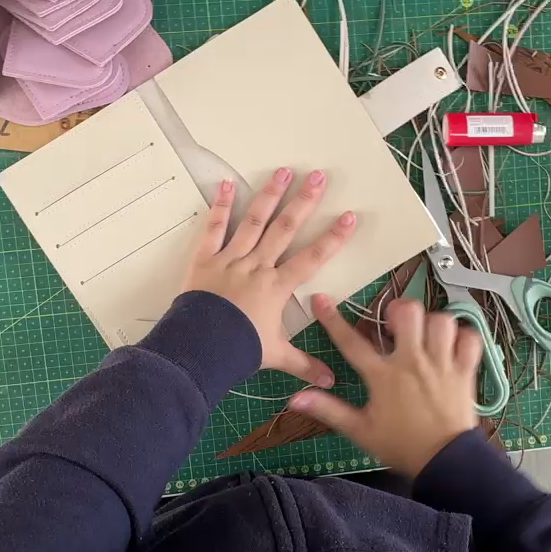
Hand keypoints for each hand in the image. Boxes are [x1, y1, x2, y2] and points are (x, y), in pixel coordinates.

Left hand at [182, 168, 356, 386]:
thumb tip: (330, 381)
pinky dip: (220, 206)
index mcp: (277, 287)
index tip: (350, 217)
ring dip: (269, 195)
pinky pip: (214, 229)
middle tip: (318, 176)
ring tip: (283, 170)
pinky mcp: (205, 259)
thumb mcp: (276, 356)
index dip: (333, 238)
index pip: (312, 259)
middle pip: (285, 229)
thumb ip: (304, 364)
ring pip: (254, 222)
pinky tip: (226, 184)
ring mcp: (230, 259)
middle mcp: (257, 266)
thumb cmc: (239, 350)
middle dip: (304, 202)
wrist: (201, 347)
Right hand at [289, 295, 482, 476]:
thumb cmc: (400, 446)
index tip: (322, 299)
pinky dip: (463, 336)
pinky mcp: (466, 371)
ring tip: (424, 335)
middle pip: (408, 313)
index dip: (334, 319)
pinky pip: (470, 338)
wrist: (446, 462)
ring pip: (441, 320)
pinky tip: (452, 345)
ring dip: (431, 322)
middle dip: (399, 310)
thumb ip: (329, 410)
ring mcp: (442, 364)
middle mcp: (413, 362)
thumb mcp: (361, 431)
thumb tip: (294, 398)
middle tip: (394, 325)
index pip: (352, 342)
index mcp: (384, 376)